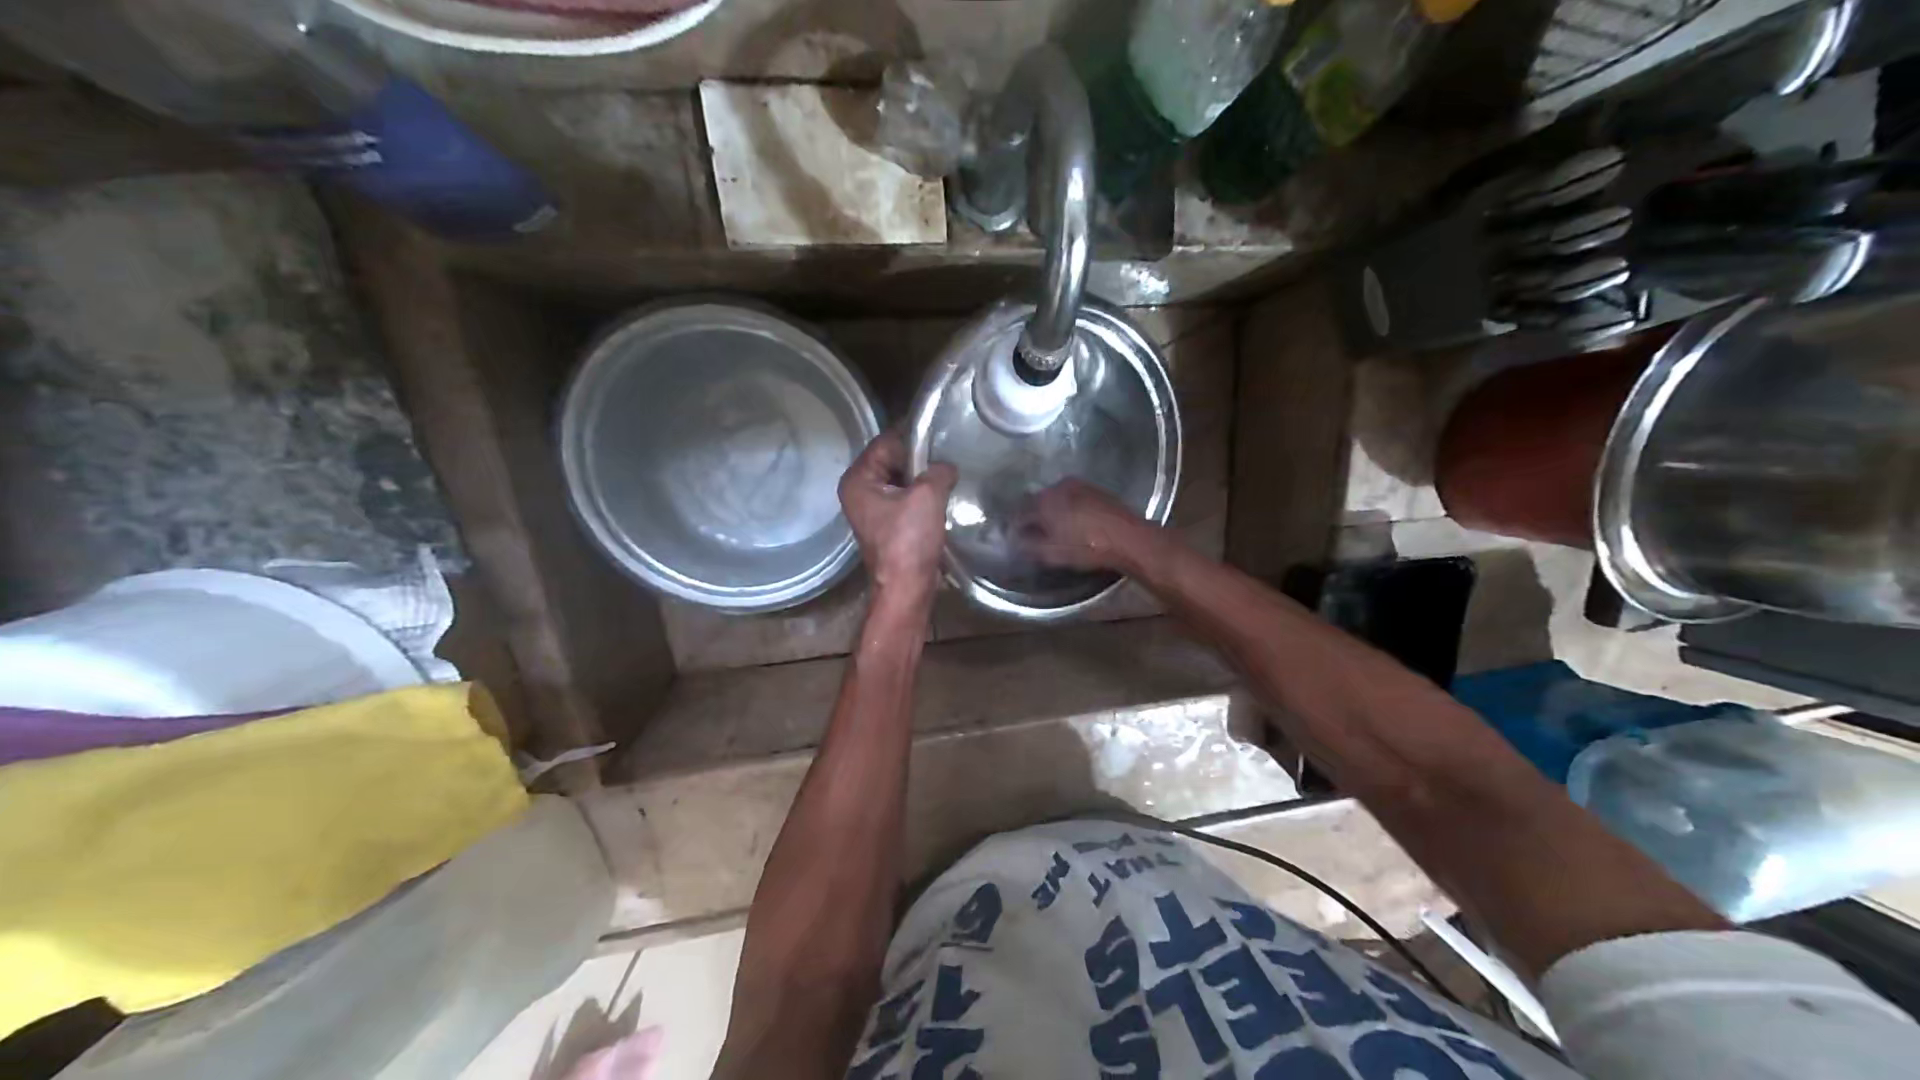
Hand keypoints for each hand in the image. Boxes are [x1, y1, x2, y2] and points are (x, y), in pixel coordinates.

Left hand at [839, 430, 957, 598]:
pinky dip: (922, 496)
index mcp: (857, 480)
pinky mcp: (887, 525)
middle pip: (892, 460)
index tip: (939, 432)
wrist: (906, 589)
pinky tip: (942, 496)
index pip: (885, 442)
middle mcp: (858, 492)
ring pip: (901, 480)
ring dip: (923, 479)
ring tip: (948, 475)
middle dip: (919, 459)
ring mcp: (872, 510)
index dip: (913, 436)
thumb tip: (947, 466)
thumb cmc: (909, 541)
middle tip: (948, 455)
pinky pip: (906, 499)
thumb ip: (938, 470)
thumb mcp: (927, 496)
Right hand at [1019, 479, 1156, 572]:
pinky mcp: (1095, 489)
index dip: (1014, 527)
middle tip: (1033, 535)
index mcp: (1043, 501)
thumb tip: (1015, 540)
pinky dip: (1067, 507)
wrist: (1129, 538)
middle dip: (1032, 517)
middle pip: (1036, 502)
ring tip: (1054, 529)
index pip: (1019, 513)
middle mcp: (1057, 487)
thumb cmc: (1087, 547)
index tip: (1014, 539)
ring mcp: (1078, 485)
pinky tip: (1074, 522)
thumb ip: (1028, 545)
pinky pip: (1072, 497)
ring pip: (1055, 498)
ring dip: (1051, 511)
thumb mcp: (1052, 553)